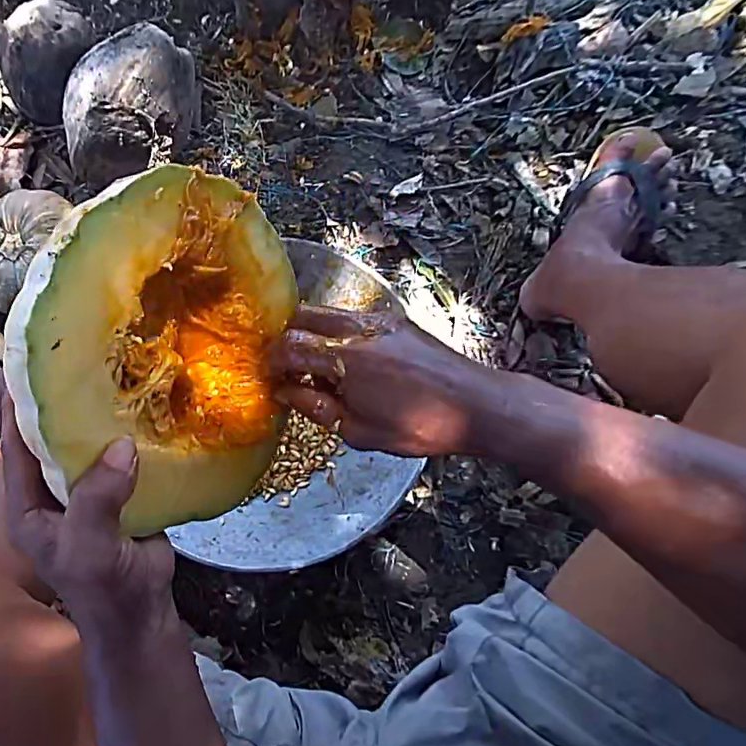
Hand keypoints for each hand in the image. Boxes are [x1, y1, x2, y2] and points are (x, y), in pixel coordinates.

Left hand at [0, 396, 176, 635]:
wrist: (142, 615)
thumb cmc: (103, 588)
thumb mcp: (88, 545)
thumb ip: (97, 497)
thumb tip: (122, 446)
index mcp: (28, 508)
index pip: (16, 451)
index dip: (16, 411)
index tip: (25, 372)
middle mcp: (52, 496)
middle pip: (52, 444)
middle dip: (62, 410)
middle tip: (78, 368)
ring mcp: (86, 496)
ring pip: (89, 450)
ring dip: (99, 424)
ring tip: (113, 383)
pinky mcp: (119, 496)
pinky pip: (121, 462)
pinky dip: (131, 441)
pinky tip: (144, 417)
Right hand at [269, 306, 500, 457]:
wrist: (478, 406)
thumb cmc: (422, 425)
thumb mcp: (359, 430)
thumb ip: (316, 407)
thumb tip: (285, 393)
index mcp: (347, 358)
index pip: (290, 346)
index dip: (272, 361)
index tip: (267, 377)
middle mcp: (360, 329)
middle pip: (302, 318)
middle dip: (285, 341)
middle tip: (282, 368)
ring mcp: (379, 321)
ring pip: (326, 315)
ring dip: (309, 336)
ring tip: (312, 369)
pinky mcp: (395, 322)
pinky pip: (350, 320)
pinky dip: (334, 335)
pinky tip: (341, 364)